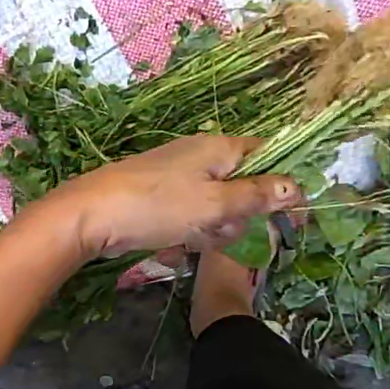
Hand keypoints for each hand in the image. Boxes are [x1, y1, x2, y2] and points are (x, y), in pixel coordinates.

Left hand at [35, 134, 301, 260]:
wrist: (91, 216)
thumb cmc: (158, 205)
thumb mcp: (215, 204)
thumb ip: (258, 195)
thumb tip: (297, 186)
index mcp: (221, 147)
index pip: (269, 156)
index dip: (284, 184)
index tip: (292, 216)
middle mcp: (206, 154)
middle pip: (247, 185)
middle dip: (241, 214)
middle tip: (223, 228)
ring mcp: (184, 174)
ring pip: (223, 204)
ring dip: (217, 226)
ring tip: (195, 237)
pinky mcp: (168, 193)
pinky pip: (199, 210)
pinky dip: (196, 227)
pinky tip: (181, 240)